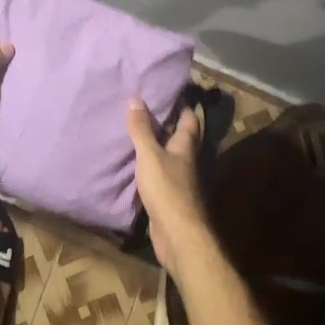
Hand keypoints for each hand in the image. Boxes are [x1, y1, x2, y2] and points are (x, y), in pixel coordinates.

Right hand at [125, 99, 210, 277]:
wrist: (177, 234)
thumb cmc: (167, 189)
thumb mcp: (150, 155)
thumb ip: (141, 129)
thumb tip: (135, 98)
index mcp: (186, 146)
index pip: (189, 119)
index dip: (182, 104)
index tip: (168, 90)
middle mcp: (186, 160)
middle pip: (181, 136)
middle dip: (168, 122)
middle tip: (146, 107)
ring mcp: (180, 179)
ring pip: (169, 155)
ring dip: (157, 144)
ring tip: (135, 130)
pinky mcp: (170, 196)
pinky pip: (160, 173)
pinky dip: (149, 164)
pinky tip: (135, 162)